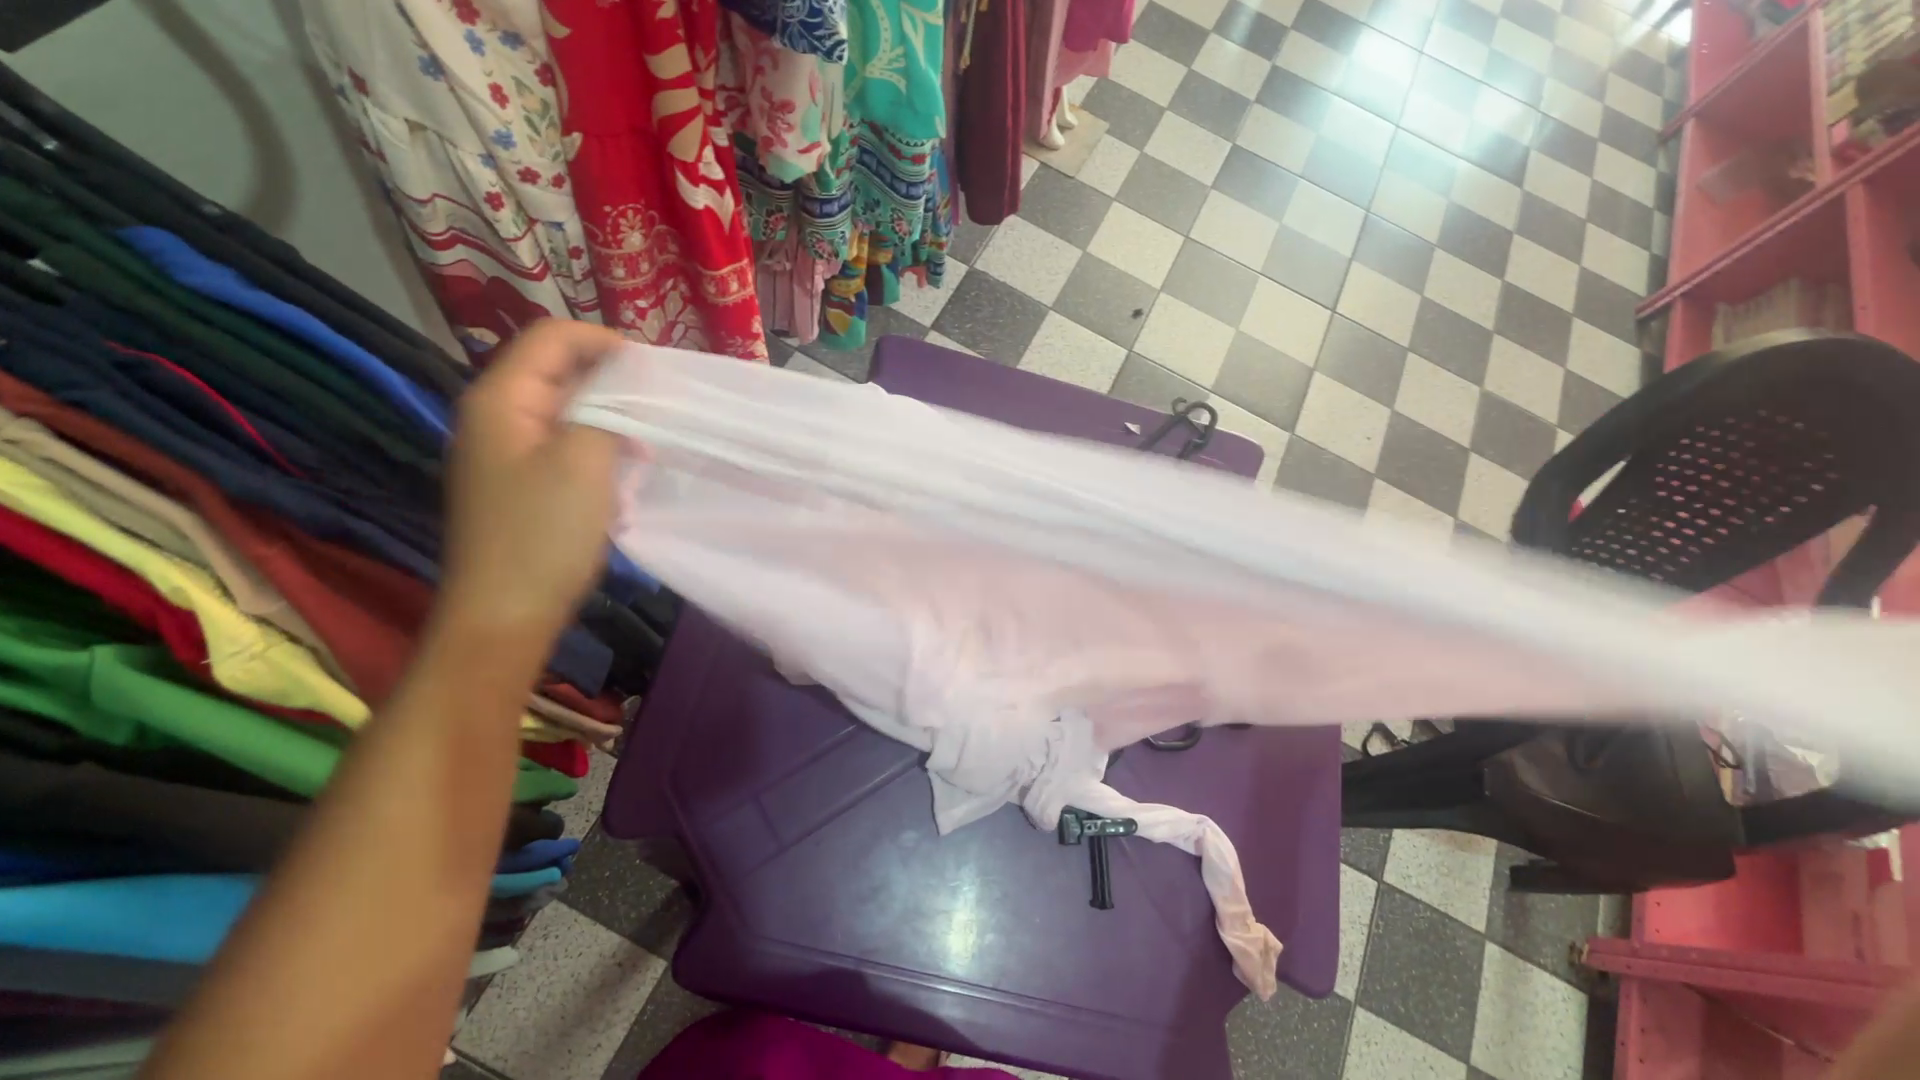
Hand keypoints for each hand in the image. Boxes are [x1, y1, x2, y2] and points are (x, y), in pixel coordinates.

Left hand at [438, 319, 628, 649]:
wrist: (503, 616)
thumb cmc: (543, 534)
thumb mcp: (584, 460)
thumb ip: (608, 407)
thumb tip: (625, 382)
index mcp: (501, 398)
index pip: (552, 336)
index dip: (604, 342)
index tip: (653, 375)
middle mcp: (494, 416)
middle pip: (556, 371)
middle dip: (610, 384)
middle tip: (656, 414)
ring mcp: (502, 453)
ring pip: (563, 411)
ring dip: (607, 421)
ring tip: (642, 450)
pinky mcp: (516, 485)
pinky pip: (560, 446)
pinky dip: (594, 450)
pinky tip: (619, 479)